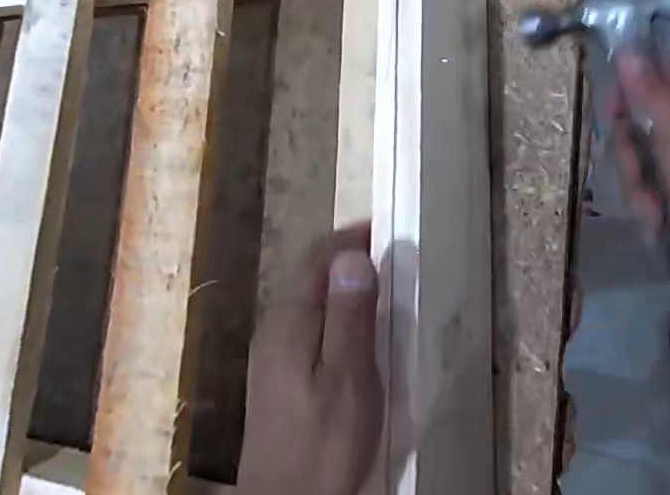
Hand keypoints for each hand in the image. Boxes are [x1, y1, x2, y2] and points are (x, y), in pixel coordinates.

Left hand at [239, 224, 383, 494]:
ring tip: (385, 284)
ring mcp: (275, 356)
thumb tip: (353, 255)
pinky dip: (340, 309)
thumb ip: (349, 314)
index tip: (390, 229)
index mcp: (289, 324)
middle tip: (394, 254)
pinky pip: (313, 322)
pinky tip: (362, 327)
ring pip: (313, 298)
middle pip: (313, 275)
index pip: (318, 258)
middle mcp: (276, 332)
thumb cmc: (325, 442)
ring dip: (347, 283)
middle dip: (351, 256)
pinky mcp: (283, 378)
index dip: (352, 237)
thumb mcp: (348, 375)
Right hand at [613, 54, 669, 267]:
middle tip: (636, 174)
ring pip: (649, 156)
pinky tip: (660, 220)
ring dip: (641, 185)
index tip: (614, 115)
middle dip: (631, 153)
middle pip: (642, 119)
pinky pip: (664, 181)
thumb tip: (628, 48)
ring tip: (652, 210)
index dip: (625, 90)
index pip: (650, 71)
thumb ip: (648, 87)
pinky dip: (658, 201)